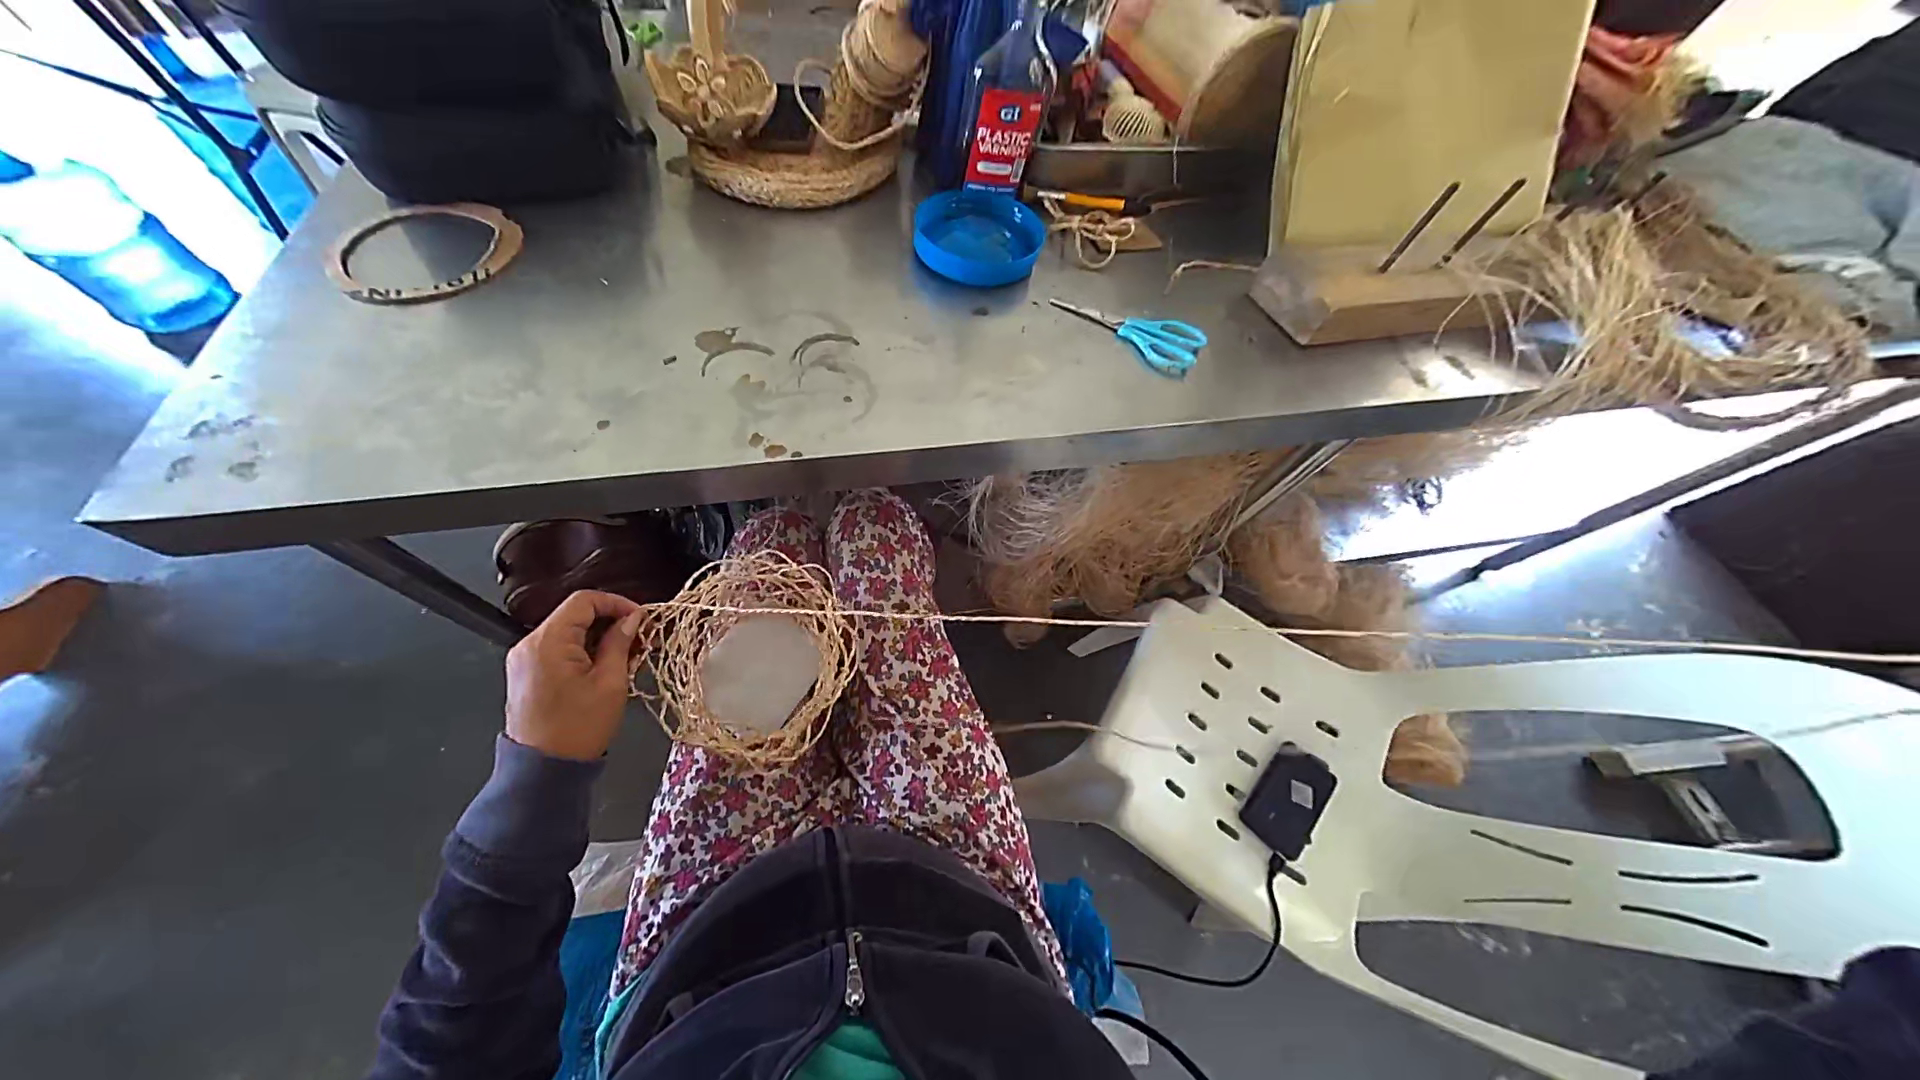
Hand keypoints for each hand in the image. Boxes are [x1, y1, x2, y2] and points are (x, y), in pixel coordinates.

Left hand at [504, 590, 643, 761]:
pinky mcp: (527, 673)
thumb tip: (633, 618)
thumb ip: (620, 642)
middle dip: (611, 621)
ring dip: (600, 637)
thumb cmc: (579, 727)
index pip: (584, 601)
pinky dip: (585, 650)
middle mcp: (530, 644)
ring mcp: (525, 658)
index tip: (642, 618)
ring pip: (570, 631)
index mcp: (548, 642)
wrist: (543, 769)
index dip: (617, 603)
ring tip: (629, 655)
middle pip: (576, 614)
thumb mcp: (610, 682)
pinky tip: (607, 666)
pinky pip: (560, 648)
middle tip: (641, 638)